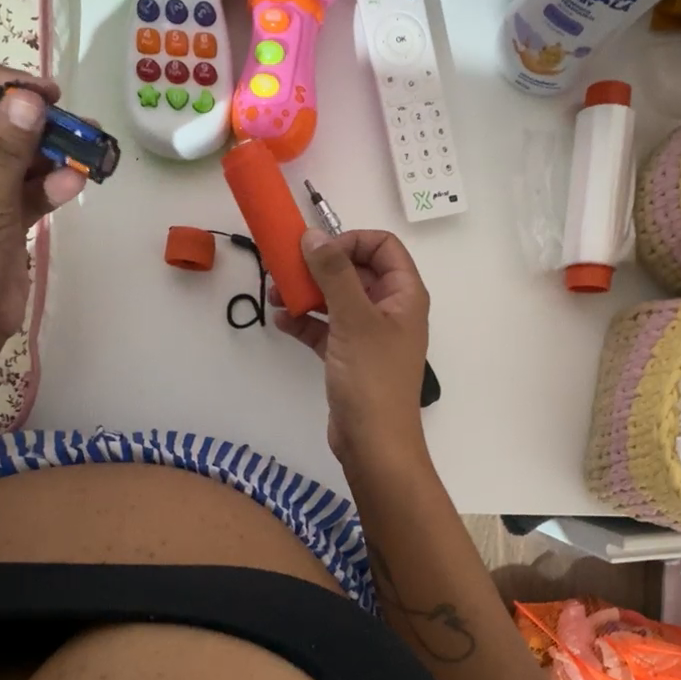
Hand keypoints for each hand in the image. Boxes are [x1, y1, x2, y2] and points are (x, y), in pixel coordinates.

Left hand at [0, 56, 88, 342]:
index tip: (48, 95)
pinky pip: (25, 183)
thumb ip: (9, 144)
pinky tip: (74, 183)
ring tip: (90, 152)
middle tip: (78, 127)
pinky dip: (48, 183)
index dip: (1, 83)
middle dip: (34, 123)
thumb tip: (33, 97)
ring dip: (50, 152)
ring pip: (14, 149)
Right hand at [273, 229, 430, 465]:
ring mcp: (369, 336)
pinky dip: (305, 322)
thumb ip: (334, 274)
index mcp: (405, 296)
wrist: (374, 443)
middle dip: (320, 267)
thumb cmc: (372, 378)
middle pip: (356, 271)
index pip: (383, 247)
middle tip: (286, 267)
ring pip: (337, 300)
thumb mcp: (354, 319)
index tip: (318, 251)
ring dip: (307, 293)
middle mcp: (390, 311)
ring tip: (275, 293)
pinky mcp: (349, 358)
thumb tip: (314, 237)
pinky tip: (281, 320)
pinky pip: (326, 329)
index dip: (351, 241)